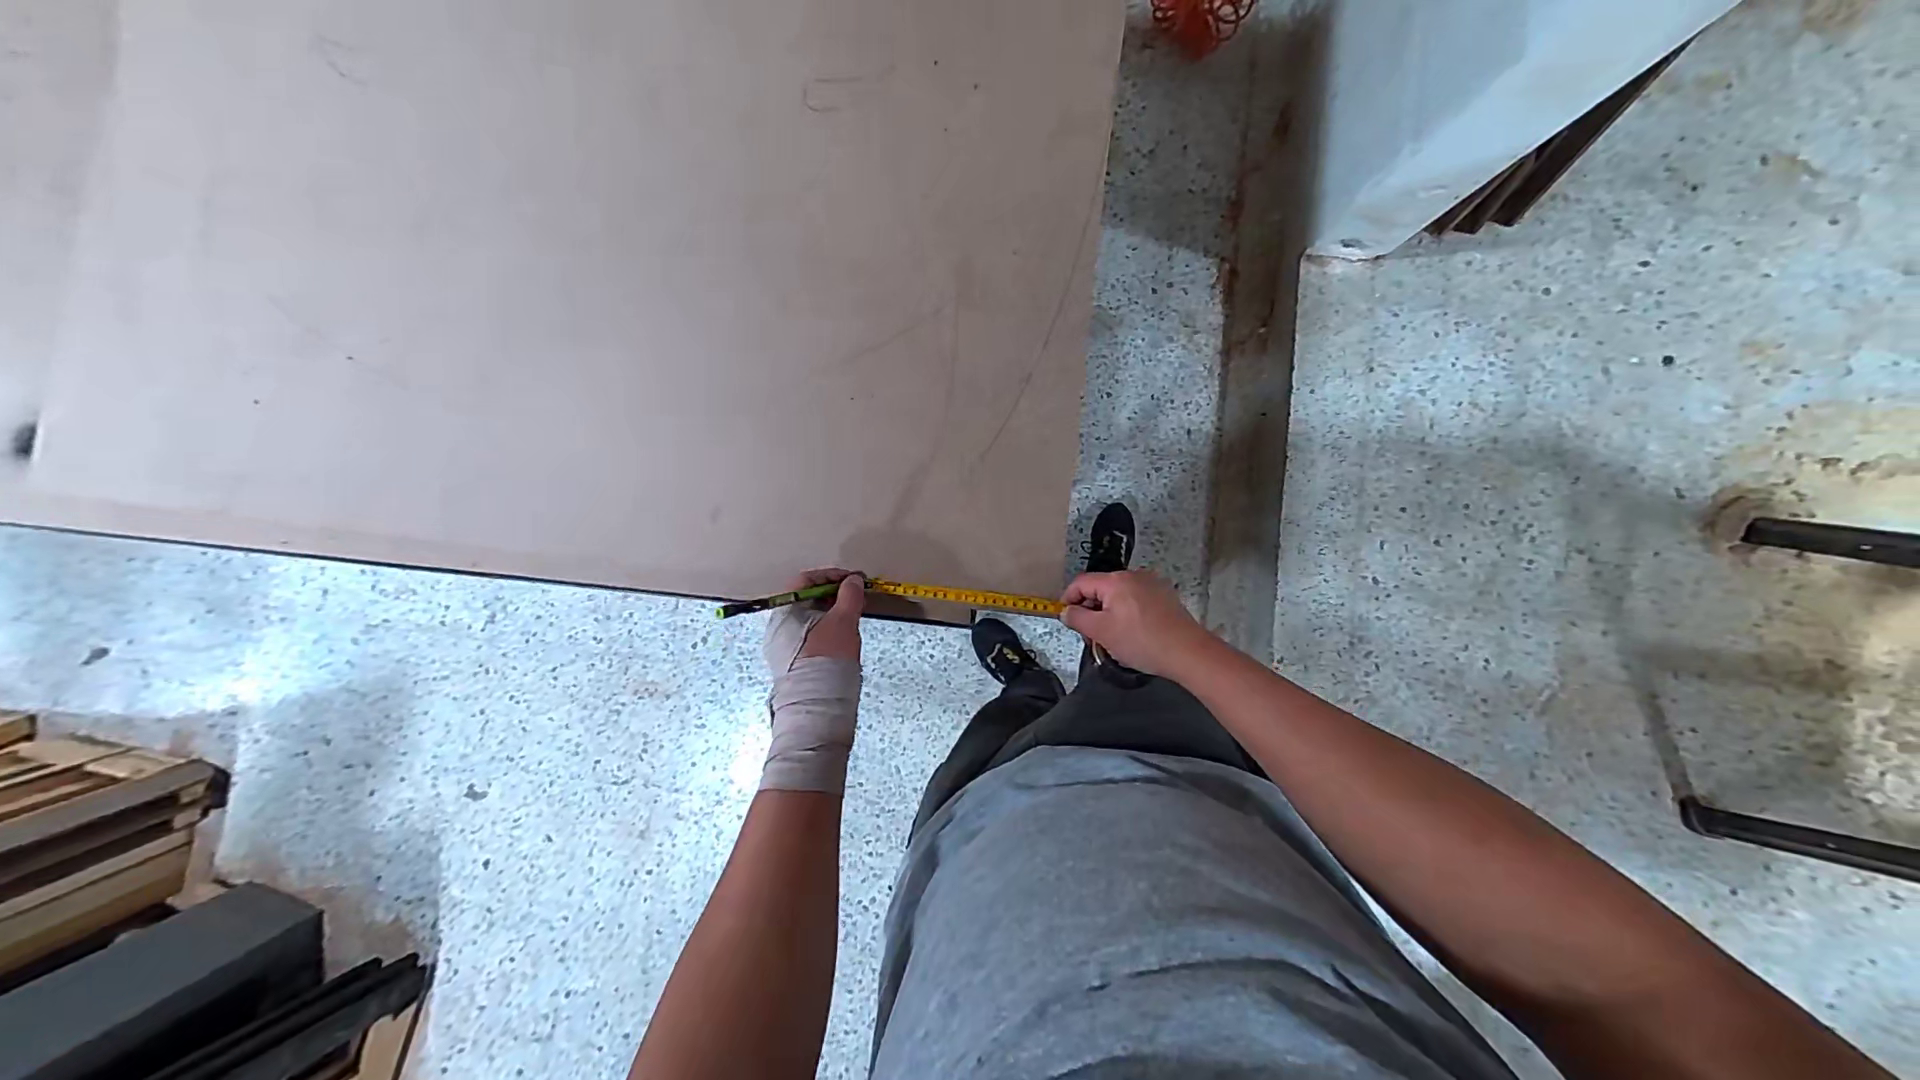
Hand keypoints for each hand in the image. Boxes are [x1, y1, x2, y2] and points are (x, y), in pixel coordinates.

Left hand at [763, 568, 864, 674]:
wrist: (819, 706)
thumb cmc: (827, 659)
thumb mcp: (843, 621)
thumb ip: (850, 595)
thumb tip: (854, 580)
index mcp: (785, 612)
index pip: (805, 580)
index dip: (831, 576)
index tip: (853, 580)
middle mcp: (779, 627)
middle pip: (808, 599)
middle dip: (834, 594)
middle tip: (857, 596)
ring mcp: (785, 646)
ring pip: (811, 618)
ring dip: (833, 612)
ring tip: (854, 615)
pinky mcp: (795, 662)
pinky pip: (811, 635)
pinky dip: (828, 628)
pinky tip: (845, 635)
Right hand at [1059, 571, 1218, 678]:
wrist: (1187, 652)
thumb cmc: (1143, 641)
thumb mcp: (1101, 632)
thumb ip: (1077, 618)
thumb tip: (1067, 611)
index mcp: (1116, 581)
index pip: (1081, 583)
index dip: (1068, 599)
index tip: (1066, 617)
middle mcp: (1134, 576)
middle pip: (1100, 588)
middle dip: (1090, 609)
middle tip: (1089, 634)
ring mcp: (1152, 585)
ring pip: (1118, 595)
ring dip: (1108, 613)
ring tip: (1112, 637)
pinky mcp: (1164, 597)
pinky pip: (1136, 600)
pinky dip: (1127, 613)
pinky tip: (1132, 634)